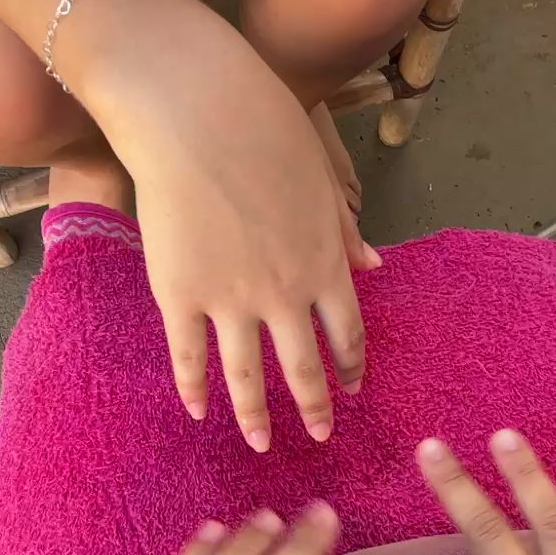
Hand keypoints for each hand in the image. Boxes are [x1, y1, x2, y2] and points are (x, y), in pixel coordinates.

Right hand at [83, 0, 369, 452]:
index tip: (352, 388)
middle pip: (303, 367)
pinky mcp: (180, 295)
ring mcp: (231, 299)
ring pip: (247, 375)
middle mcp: (284, 294)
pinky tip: (200, 411)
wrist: (194, 110)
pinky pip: (189, 356)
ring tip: (260, 444)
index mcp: (325, 264)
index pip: (346, 332)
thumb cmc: (265, 129)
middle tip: (321, 435)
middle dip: (314, 406)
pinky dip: (195, 388)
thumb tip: (375, 267)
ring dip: (256, 415)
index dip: (350, 365)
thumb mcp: (322, 179)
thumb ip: (345, 232)